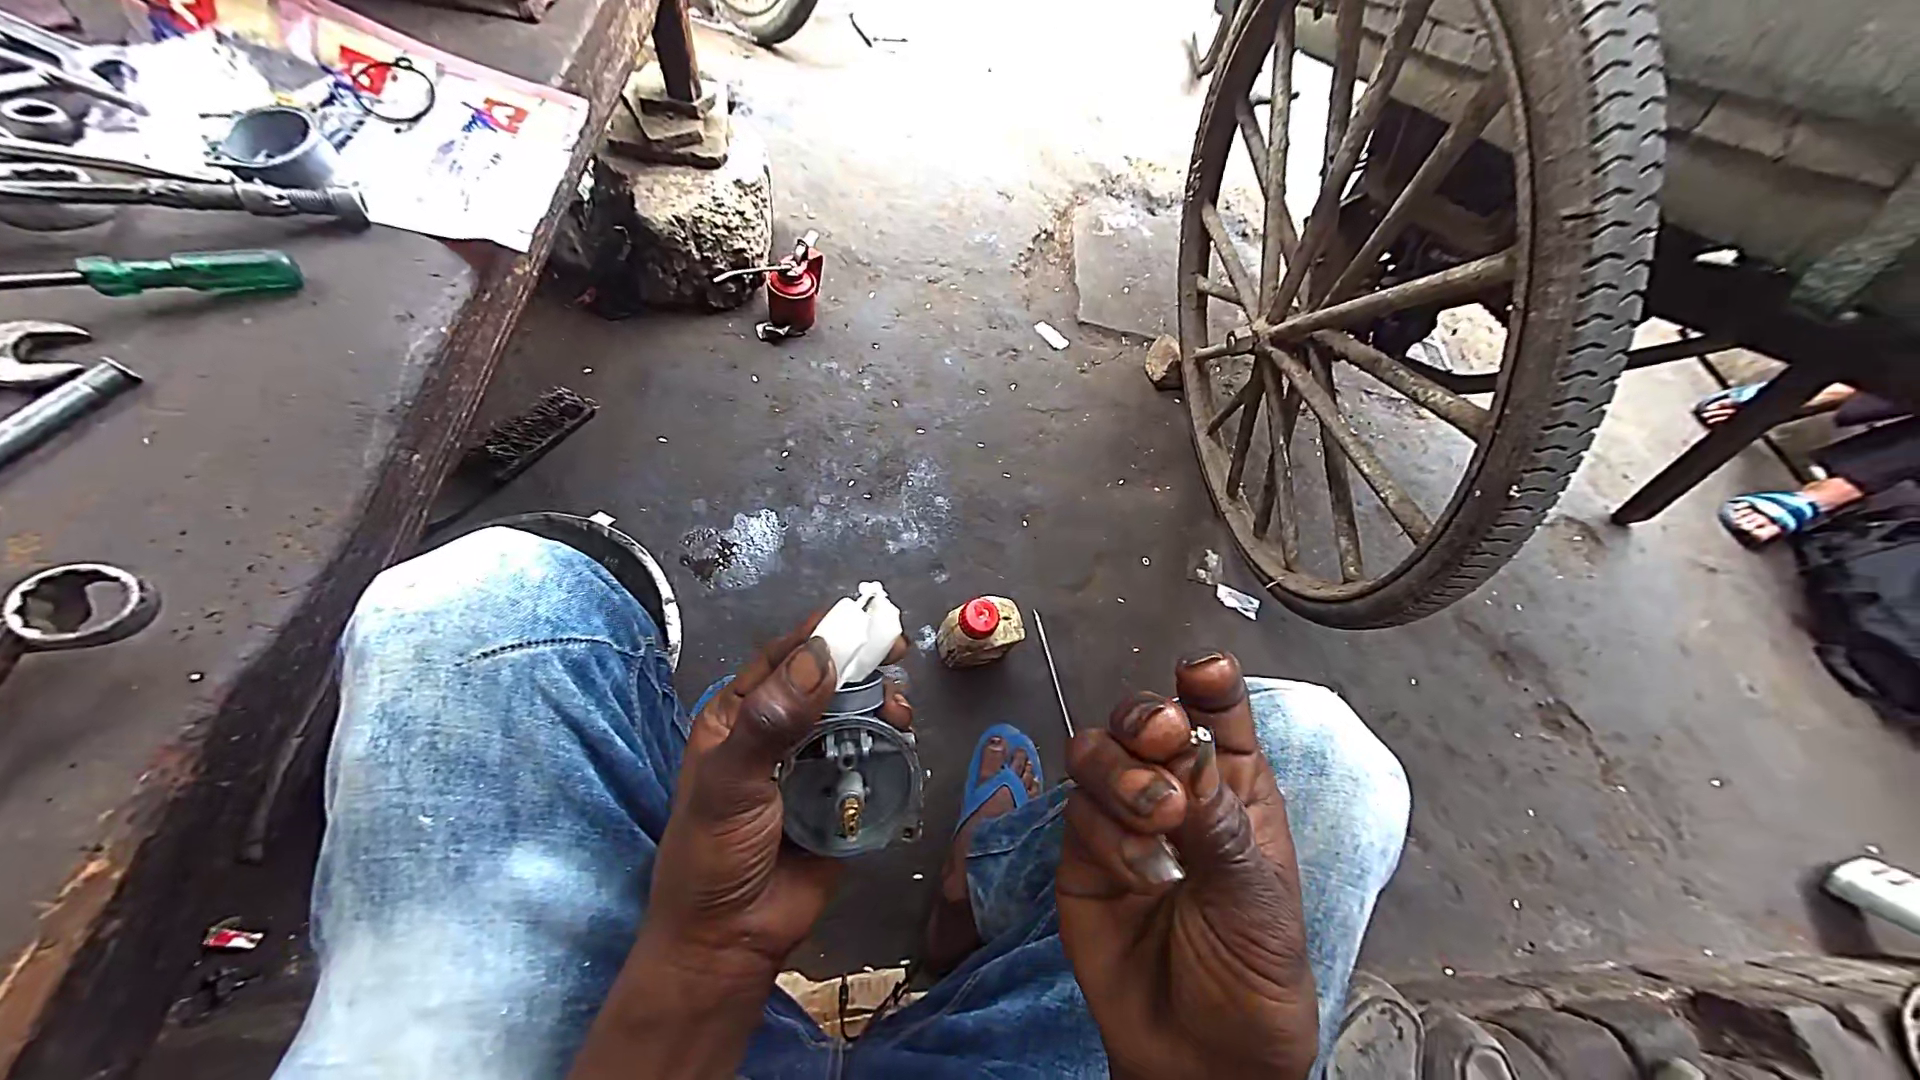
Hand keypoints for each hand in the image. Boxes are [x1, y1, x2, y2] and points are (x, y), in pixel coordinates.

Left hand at [569, 616, 908, 1079]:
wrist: (732, 941)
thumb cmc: (714, 855)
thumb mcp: (730, 783)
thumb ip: (770, 720)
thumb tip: (820, 656)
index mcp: (738, 716)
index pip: (781, 658)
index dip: (817, 634)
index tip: (856, 615)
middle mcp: (779, 729)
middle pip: (826, 679)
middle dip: (859, 663)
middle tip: (892, 650)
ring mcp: (813, 759)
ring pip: (854, 711)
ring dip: (879, 700)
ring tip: (897, 707)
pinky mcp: (843, 788)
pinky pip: (871, 750)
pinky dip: (890, 737)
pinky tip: (901, 735)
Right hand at [1057, 652, 1318, 1079]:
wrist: (1195, 1055)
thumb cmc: (1251, 975)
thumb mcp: (1258, 899)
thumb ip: (1219, 824)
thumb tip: (1188, 756)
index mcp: (1231, 787)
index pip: (1218, 715)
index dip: (1208, 685)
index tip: (1203, 669)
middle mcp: (1171, 787)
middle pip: (1141, 720)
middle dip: (1146, 719)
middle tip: (1161, 735)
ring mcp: (1120, 815)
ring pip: (1096, 752)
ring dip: (1119, 774)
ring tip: (1155, 815)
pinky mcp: (1082, 848)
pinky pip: (1078, 813)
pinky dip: (1107, 837)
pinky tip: (1138, 874)